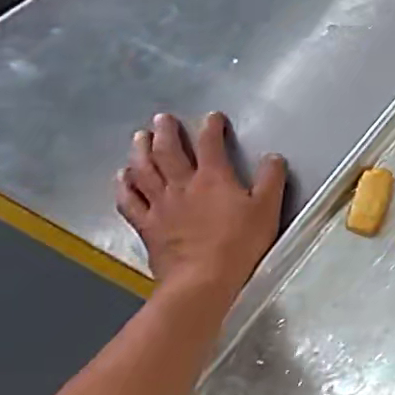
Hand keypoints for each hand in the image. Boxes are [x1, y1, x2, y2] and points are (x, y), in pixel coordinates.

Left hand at [116, 112, 286, 302]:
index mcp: (214, 178)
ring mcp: (160, 205)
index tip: (213, 117)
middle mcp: (182, 185)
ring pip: (145, 170)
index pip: (210, 145)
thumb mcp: (268, 208)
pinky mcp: (147, 224)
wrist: (203, 278)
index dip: (211, 128)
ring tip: (139, 137)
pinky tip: (122, 176)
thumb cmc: (241, 242)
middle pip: (169, 152)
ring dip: (140, 151)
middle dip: (166, 132)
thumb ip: (271, 180)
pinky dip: (124, 185)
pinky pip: (129, 200)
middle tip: (162, 119)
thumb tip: (272, 157)